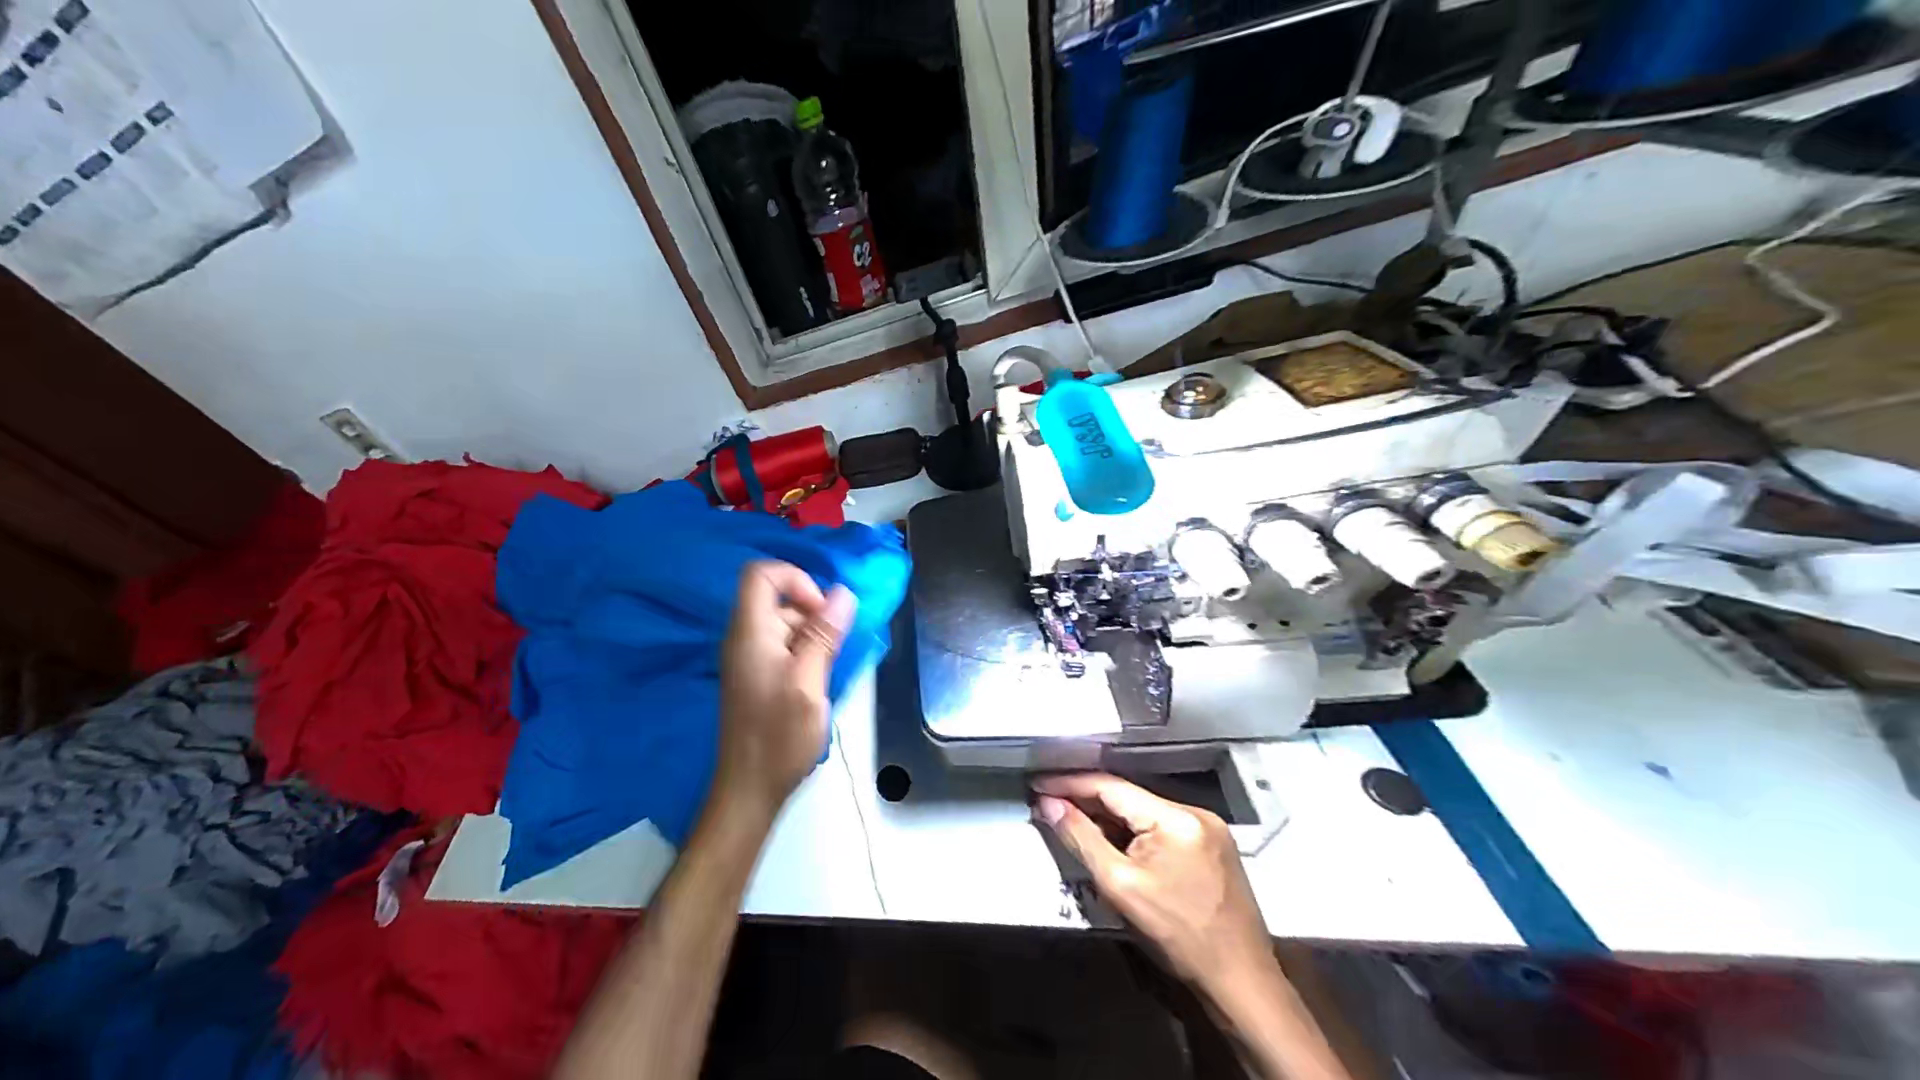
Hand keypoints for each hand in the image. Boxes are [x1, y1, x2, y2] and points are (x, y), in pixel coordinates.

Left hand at [716, 561, 855, 820]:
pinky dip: (806, 653)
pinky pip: (784, 646)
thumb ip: (824, 635)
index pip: (762, 574)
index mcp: (750, 633)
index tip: (822, 611)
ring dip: (813, 636)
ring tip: (827, 670)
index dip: (796, 579)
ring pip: (785, 624)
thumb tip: (843, 593)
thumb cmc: (779, 736)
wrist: (750, 788)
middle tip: (833, 648)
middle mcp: (745, 639)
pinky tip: (818, 680)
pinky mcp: (758, 676)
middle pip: (778, 599)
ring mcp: (750, 658)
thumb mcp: (809, 682)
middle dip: (812, 612)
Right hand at [1032, 773, 1270, 991]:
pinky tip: (1111, 842)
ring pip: (1143, 811)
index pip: (1111, 787)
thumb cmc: (1178, 937)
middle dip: (1087, 801)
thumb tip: (1050, 805)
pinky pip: (1161, 826)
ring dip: (1108, 817)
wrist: (1239, 981)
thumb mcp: (1119, 886)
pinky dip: (1132, 832)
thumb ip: (1081, 838)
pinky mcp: (1212, 845)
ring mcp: (1208, 828)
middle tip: (1049, 805)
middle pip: (1127, 797)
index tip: (1040, 784)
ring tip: (1073, 822)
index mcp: (1176, 818)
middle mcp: (1195, 813)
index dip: (1070, 784)